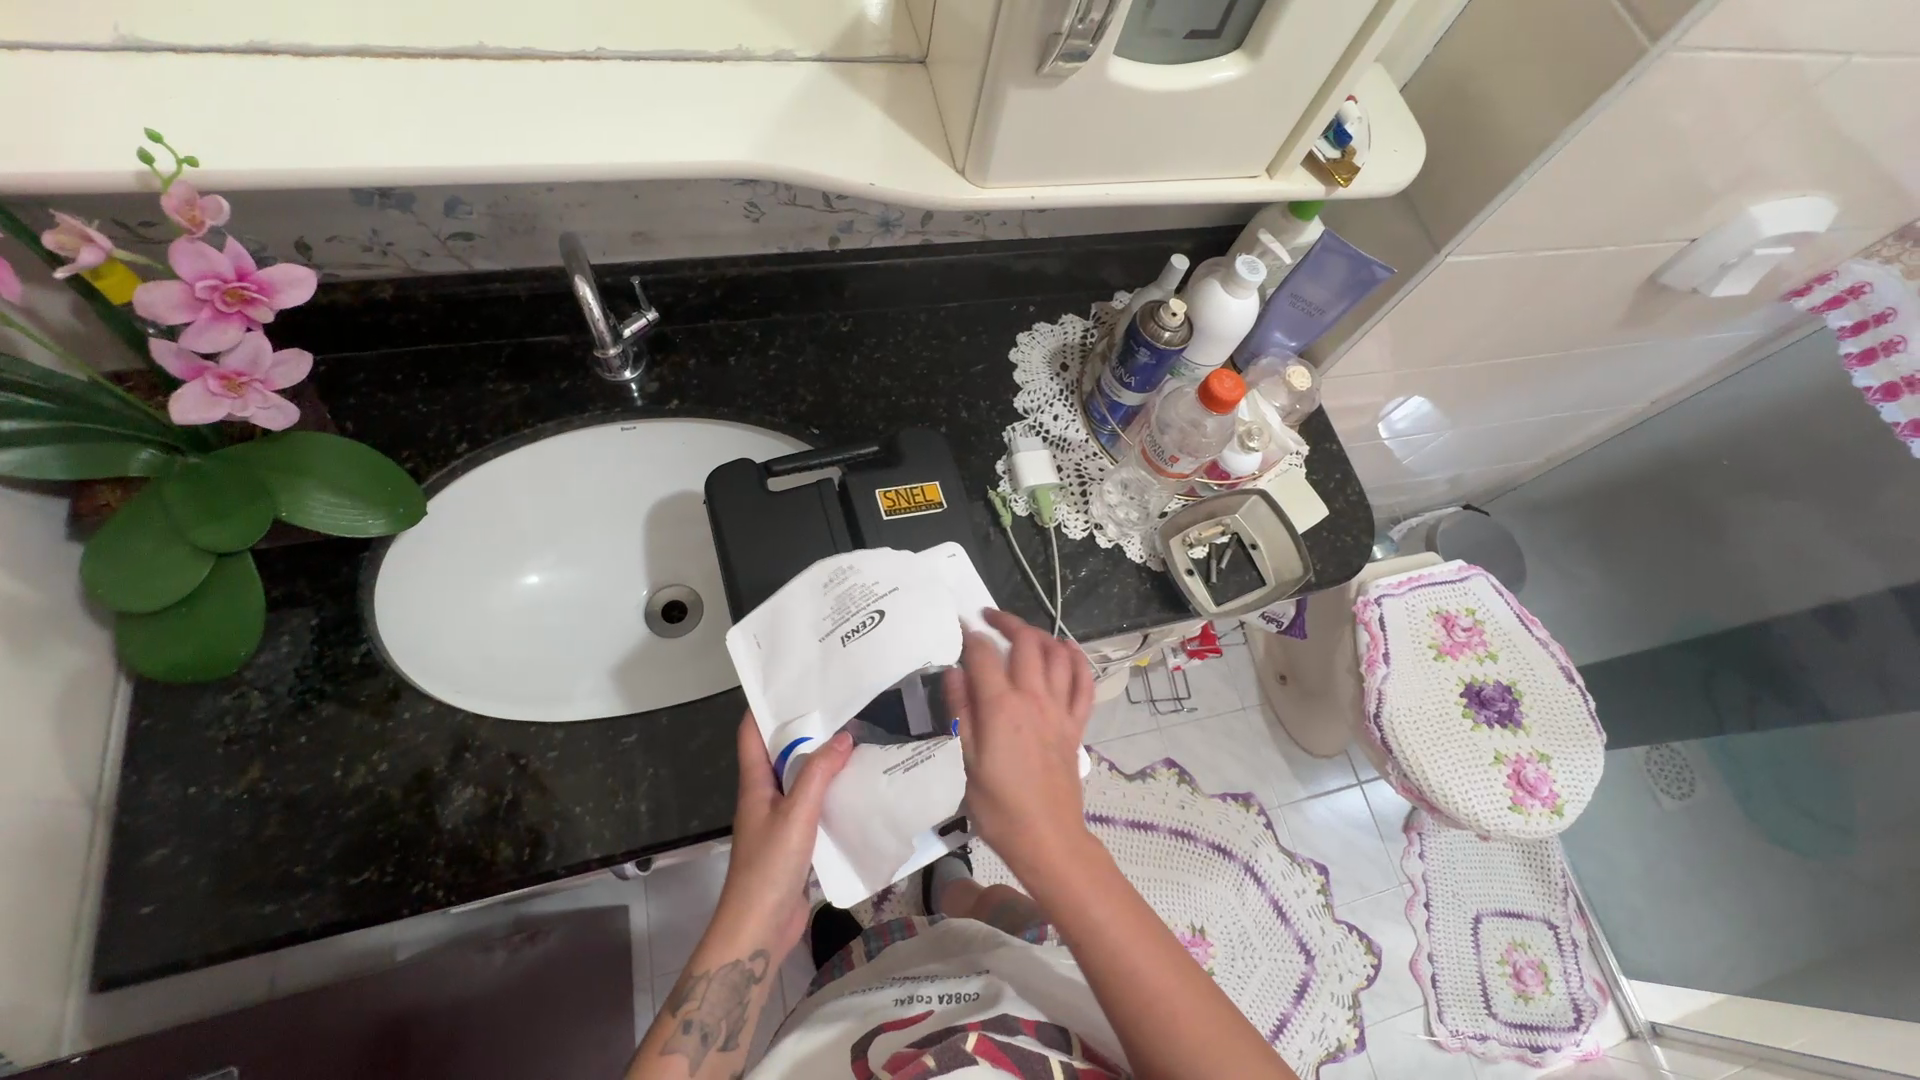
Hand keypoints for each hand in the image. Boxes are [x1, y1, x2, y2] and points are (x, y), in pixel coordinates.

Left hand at [713, 713, 852, 954]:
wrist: (759, 929)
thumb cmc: (769, 866)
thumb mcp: (796, 814)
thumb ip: (818, 774)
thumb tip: (843, 737)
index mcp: (755, 784)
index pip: (752, 734)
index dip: (765, 706)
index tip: (793, 682)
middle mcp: (765, 797)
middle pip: (781, 754)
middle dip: (806, 731)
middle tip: (841, 707)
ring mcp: (780, 821)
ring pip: (801, 782)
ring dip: (823, 764)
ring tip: (858, 741)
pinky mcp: (797, 843)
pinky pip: (815, 809)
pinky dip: (833, 796)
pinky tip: (860, 791)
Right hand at [944, 609, 1095, 871]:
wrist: (1047, 838)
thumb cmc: (998, 807)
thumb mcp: (965, 763)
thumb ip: (960, 712)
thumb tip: (954, 671)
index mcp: (1001, 708)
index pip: (984, 655)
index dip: (970, 636)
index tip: (959, 627)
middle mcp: (1034, 699)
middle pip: (1026, 643)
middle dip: (1006, 623)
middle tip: (988, 618)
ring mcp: (1060, 710)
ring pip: (1057, 655)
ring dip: (1041, 635)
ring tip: (1023, 632)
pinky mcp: (1076, 725)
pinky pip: (1084, 682)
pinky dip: (1077, 660)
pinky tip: (1067, 650)